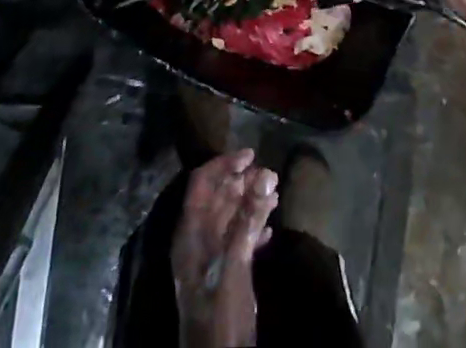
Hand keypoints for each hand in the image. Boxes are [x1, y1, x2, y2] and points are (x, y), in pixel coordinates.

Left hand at [171, 149, 277, 347]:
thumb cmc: (220, 310)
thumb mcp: (234, 262)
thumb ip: (248, 218)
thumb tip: (265, 173)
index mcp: (191, 234)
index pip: (201, 185)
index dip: (223, 165)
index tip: (252, 154)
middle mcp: (197, 241)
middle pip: (216, 199)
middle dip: (241, 181)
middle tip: (268, 172)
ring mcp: (210, 258)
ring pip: (228, 217)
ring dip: (249, 202)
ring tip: (274, 192)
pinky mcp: (224, 273)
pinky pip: (237, 238)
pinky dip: (253, 226)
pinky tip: (271, 227)